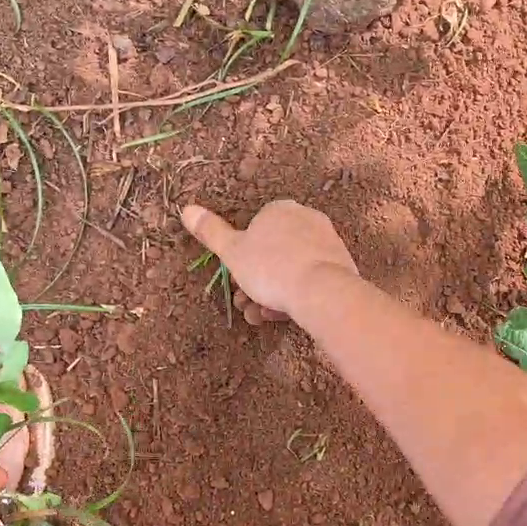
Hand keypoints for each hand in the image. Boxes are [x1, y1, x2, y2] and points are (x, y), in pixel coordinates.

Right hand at [181, 200, 359, 322]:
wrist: (322, 291)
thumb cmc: (271, 268)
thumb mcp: (232, 252)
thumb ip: (210, 231)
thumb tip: (186, 208)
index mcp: (280, 209)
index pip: (254, 230)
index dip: (240, 259)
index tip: (234, 281)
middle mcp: (306, 218)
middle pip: (272, 253)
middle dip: (254, 282)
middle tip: (245, 304)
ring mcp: (326, 242)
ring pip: (290, 269)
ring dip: (270, 294)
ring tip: (262, 317)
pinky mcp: (340, 265)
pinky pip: (309, 279)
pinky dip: (294, 295)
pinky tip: (284, 315)